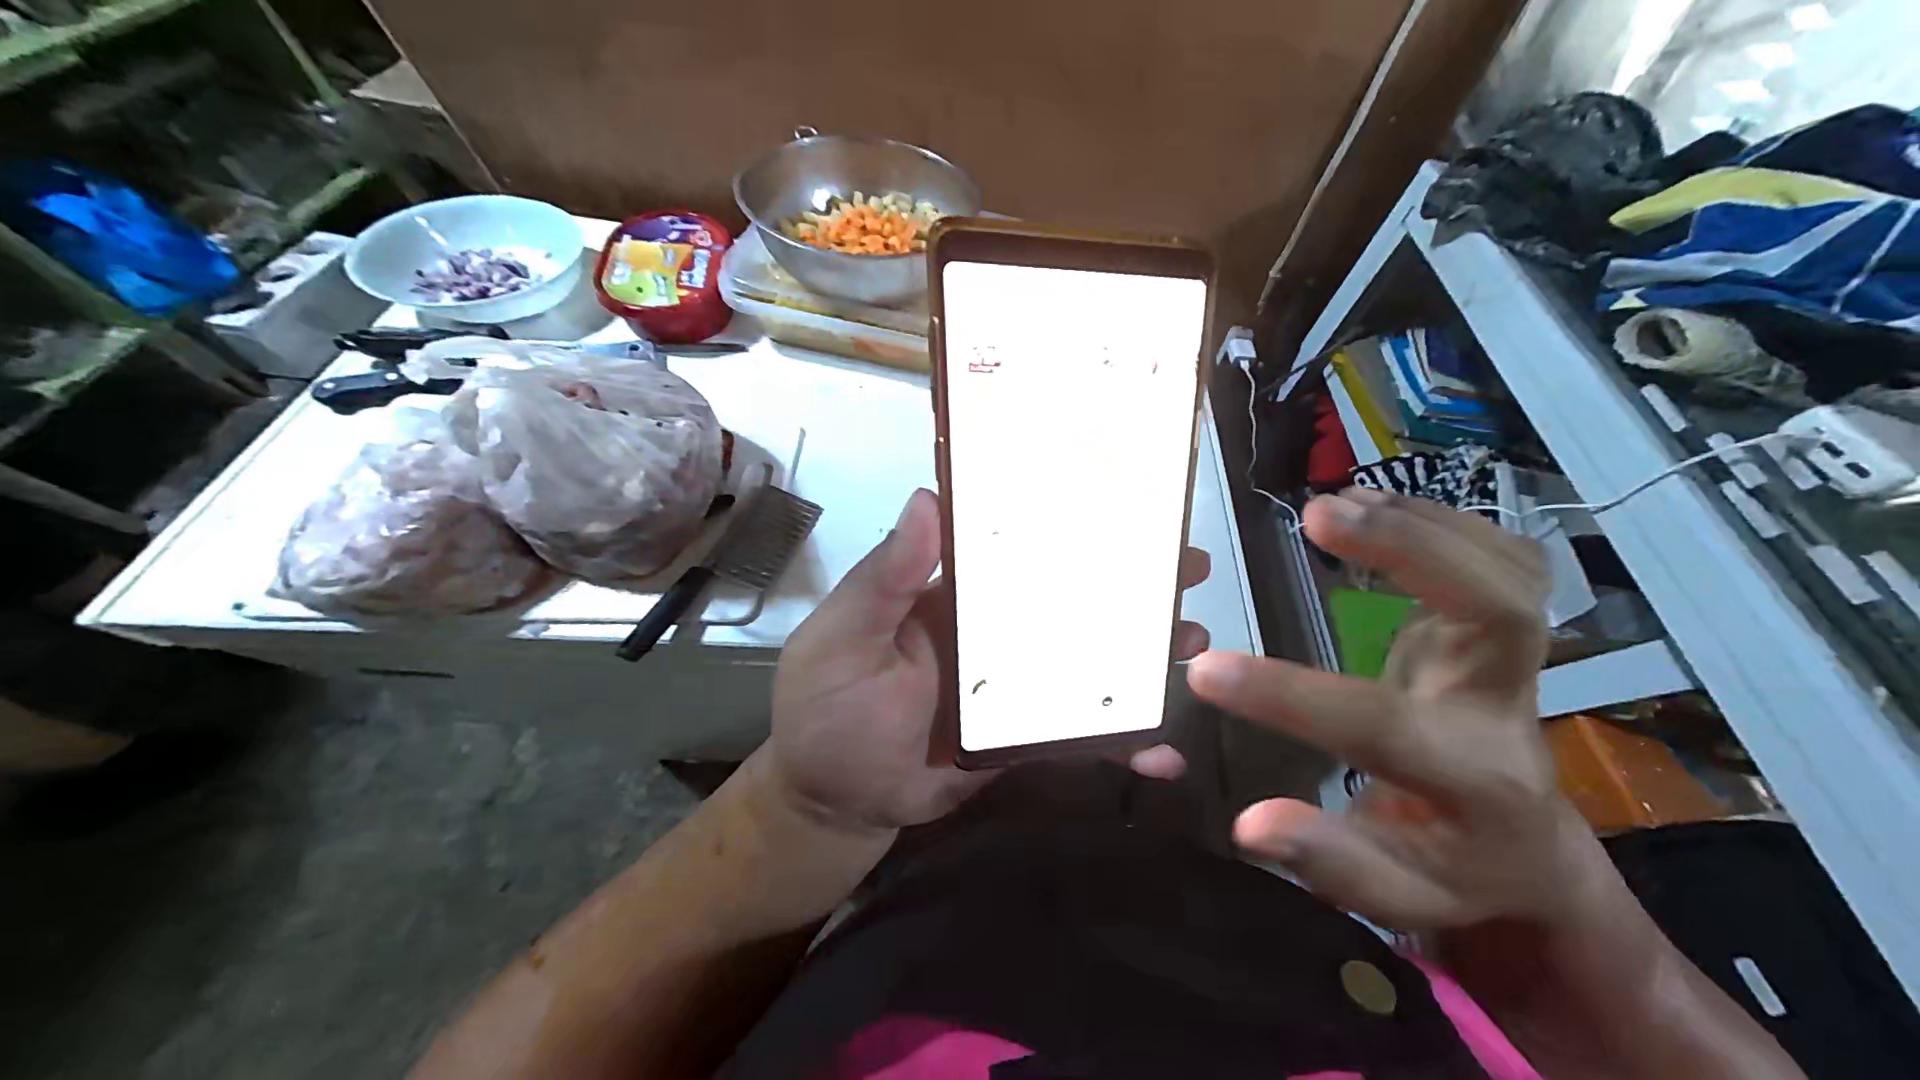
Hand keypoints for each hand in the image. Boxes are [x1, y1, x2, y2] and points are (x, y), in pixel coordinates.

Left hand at [766, 488, 1211, 833]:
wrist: (833, 801)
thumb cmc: (828, 708)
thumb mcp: (847, 635)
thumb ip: (886, 576)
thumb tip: (926, 497)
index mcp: (956, 597)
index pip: (1018, 549)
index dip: (1070, 528)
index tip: (1128, 510)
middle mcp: (993, 635)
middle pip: (1071, 603)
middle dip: (1128, 588)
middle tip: (1187, 574)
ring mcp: (1014, 690)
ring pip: (1088, 666)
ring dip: (1140, 658)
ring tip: (1194, 649)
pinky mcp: (1024, 740)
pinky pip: (1080, 735)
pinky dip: (1121, 744)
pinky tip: (1165, 752)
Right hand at [1187, 488, 1621, 931]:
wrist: (1526, 849)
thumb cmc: (1450, 868)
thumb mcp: (1393, 891)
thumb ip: (1327, 860)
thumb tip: (1250, 824)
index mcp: (1471, 778)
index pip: (1379, 727)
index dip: (1289, 697)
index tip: (1203, 672)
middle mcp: (1504, 707)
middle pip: (1502, 608)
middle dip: (1414, 551)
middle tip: (1317, 515)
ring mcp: (1513, 662)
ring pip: (1509, 570)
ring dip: (1423, 522)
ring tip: (1334, 504)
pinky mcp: (1504, 635)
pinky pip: (1501, 561)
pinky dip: (1440, 520)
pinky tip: (1373, 504)